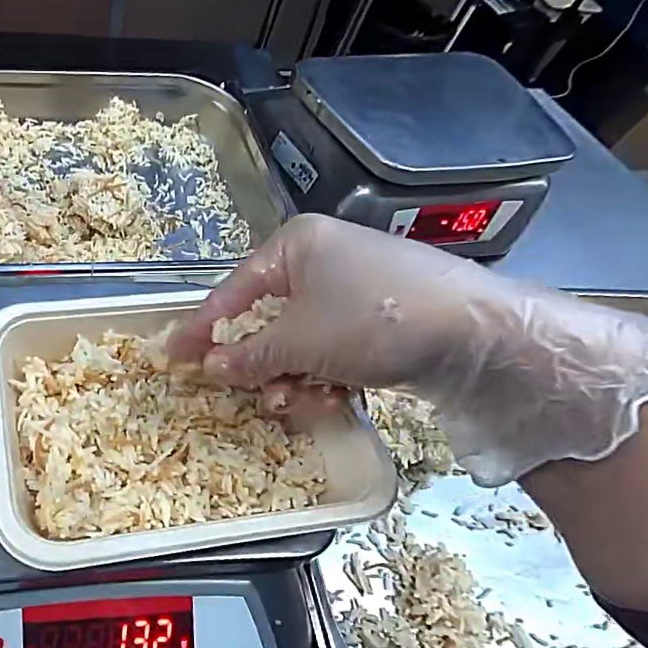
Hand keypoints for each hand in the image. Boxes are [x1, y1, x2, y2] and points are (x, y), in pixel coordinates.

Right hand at [168, 215, 647, 484]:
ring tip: (310, 401)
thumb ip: (250, 355)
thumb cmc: (373, 319)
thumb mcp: (301, 340)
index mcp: (295, 246)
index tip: (174, 356)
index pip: (232, 290)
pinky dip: (331, 375)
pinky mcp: (381, 316)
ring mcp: (354, 288)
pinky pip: (336, 347)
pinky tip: (341, 396)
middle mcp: (323, 259)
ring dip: (300, 377)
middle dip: (266, 365)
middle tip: (265, 395)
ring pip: (304, 341)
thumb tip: (211, 365)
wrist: (473, 331)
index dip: (203, 327)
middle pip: (270, 319)